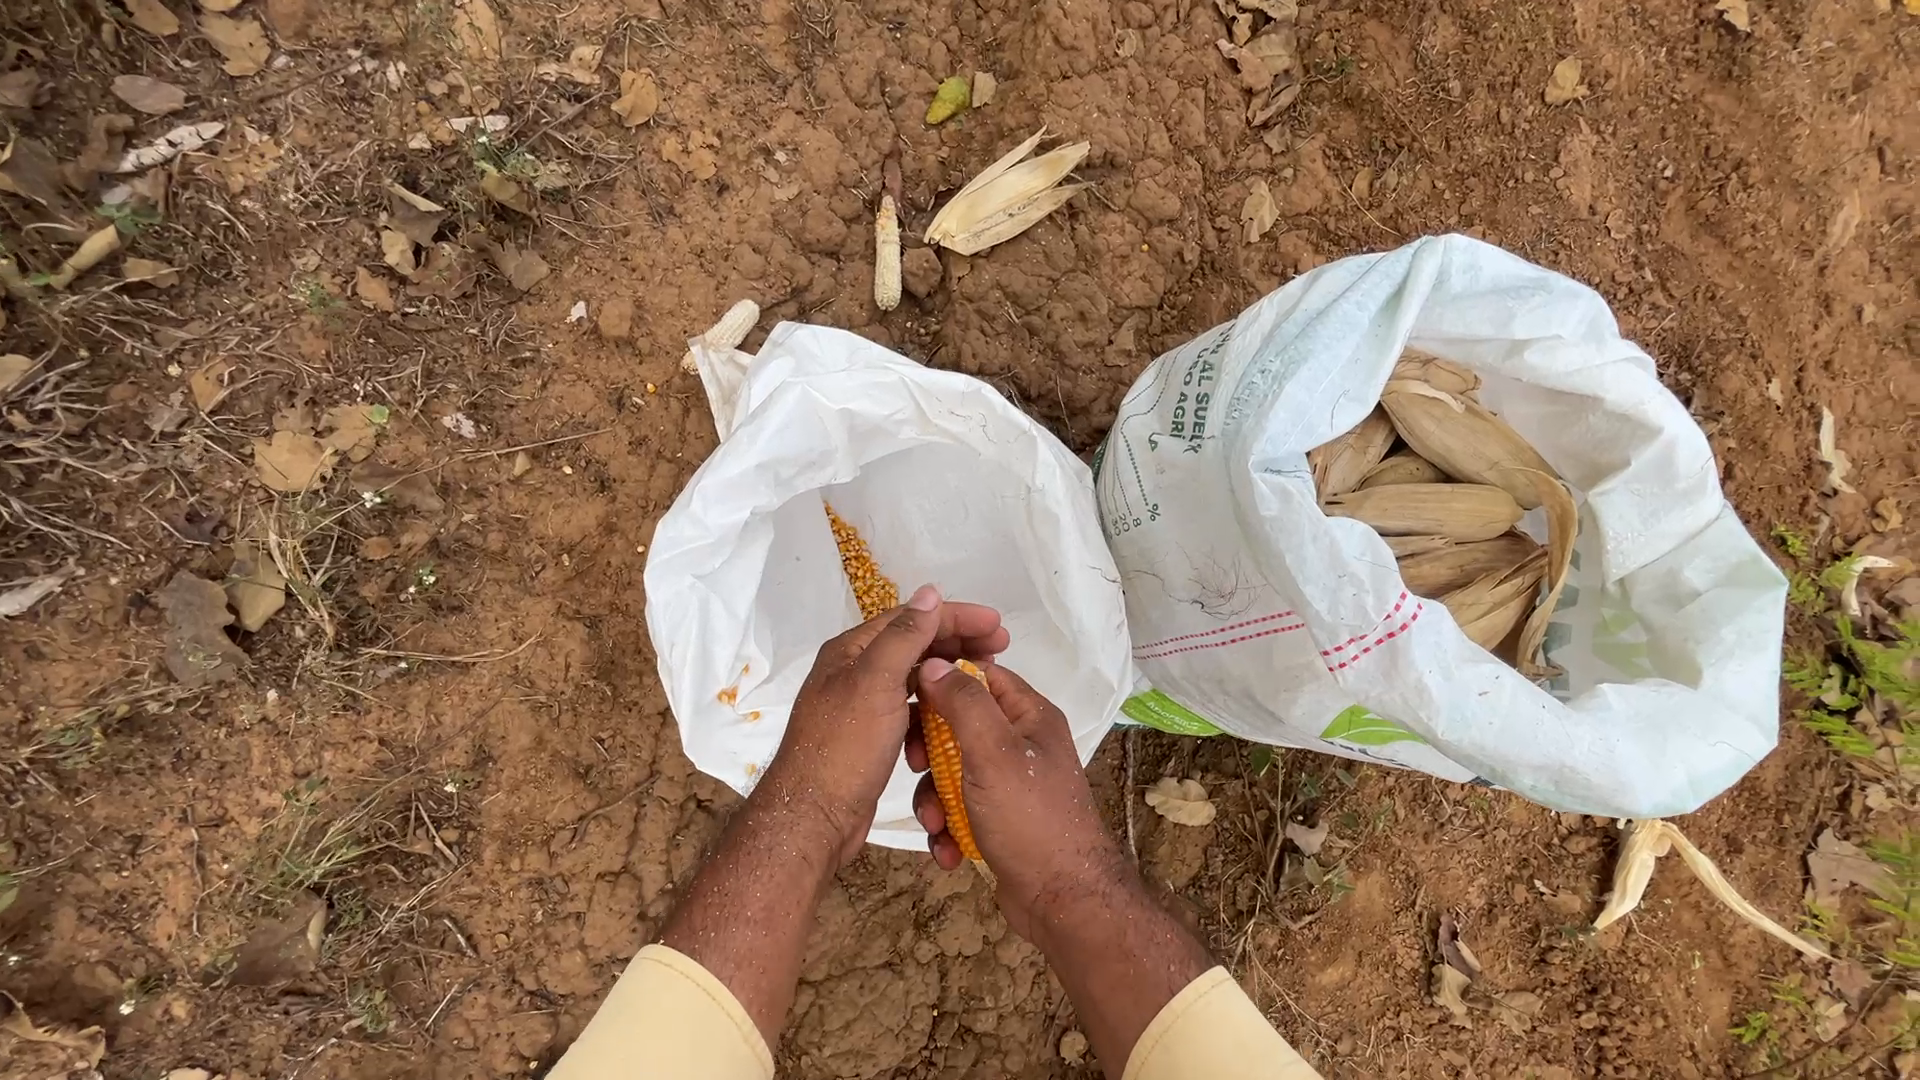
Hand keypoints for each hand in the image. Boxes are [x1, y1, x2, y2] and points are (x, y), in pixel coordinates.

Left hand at [757, 585, 1008, 868]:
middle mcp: (855, 670)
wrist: (814, 818)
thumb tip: (929, 591)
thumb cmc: (845, 747)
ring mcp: (863, 704)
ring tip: (983, 676)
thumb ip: (904, 637)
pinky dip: (934, 704)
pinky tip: (955, 712)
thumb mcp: (875, 683)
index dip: (956, 617)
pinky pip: (911, 708)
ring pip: (915, 676)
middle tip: (1000, 648)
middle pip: (915, 643)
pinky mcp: (872, 735)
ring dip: (949, 671)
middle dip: (958, 641)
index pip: (911, 618)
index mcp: (851, 650)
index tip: (997, 625)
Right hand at [909, 661, 1128, 941]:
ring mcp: (1009, 781)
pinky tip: (948, 850)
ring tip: (935, 824)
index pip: (981, 675)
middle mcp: (1021, 741)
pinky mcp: (998, 817)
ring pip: (952, 769)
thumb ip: (963, 704)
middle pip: (959, 723)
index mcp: (1029, 714)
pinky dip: (949, 826)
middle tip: (916, 766)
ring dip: (935, 797)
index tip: (908, 698)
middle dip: (930, 750)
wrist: (1062, 902)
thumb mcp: (993, 751)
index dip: (944, 681)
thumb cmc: (1029, 816)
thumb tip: (932, 662)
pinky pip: (960, 806)